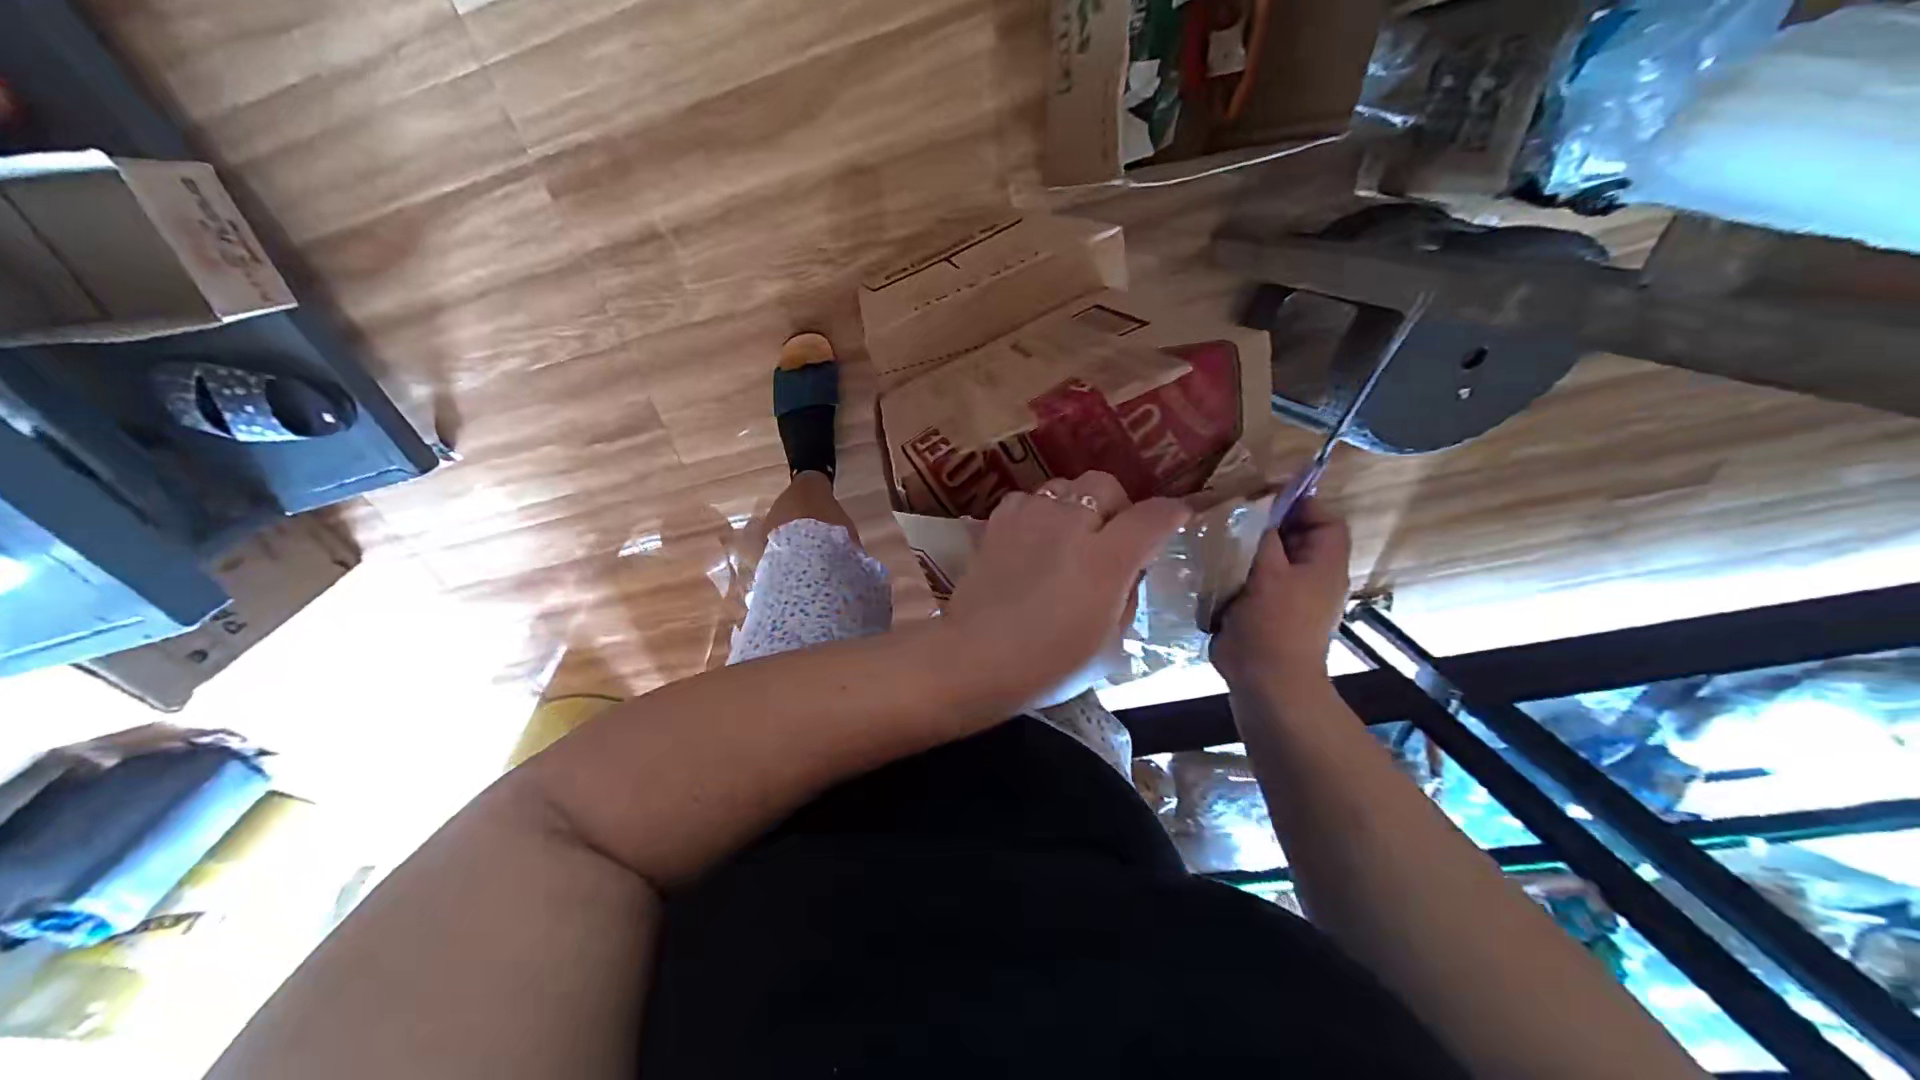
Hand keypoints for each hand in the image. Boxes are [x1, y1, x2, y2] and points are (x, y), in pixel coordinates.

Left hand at [943, 471, 1189, 709]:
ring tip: (1070, 537)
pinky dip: (1039, 510)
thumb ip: (1127, 600)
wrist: (975, 660)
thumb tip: (1128, 574)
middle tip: (1111, 538)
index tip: (1177, 520)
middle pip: (1105, 484)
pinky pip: (1028, 498)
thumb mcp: (1109, 647)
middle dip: (1117, 505)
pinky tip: (1034, 538)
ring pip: (1065, 486)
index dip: (1173, 514)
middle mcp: (1070, 525)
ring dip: (1076, 505)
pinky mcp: (997, 523)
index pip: (1154, 516)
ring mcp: (1029, 518)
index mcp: (1106, 559)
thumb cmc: (1047, 666)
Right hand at [1209, 495, 1352, 686]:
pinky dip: (1234, 571)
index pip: (1326, 520)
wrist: (1265, 680)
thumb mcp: (1269, 570)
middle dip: (1265, 524)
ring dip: (1245, 548)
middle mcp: (1311, 577)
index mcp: (1325, 565)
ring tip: (1217, 535)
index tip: (1264, 496)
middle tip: (1231, 513)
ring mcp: (1286, 596)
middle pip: (1294, 537)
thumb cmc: (1274, 622)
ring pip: (1268, 559)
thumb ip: (1264, 534)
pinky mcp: (1262, 611)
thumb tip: (1256, 506)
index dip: (1302, 504)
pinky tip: (1211, 565)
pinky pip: (1251, 580)